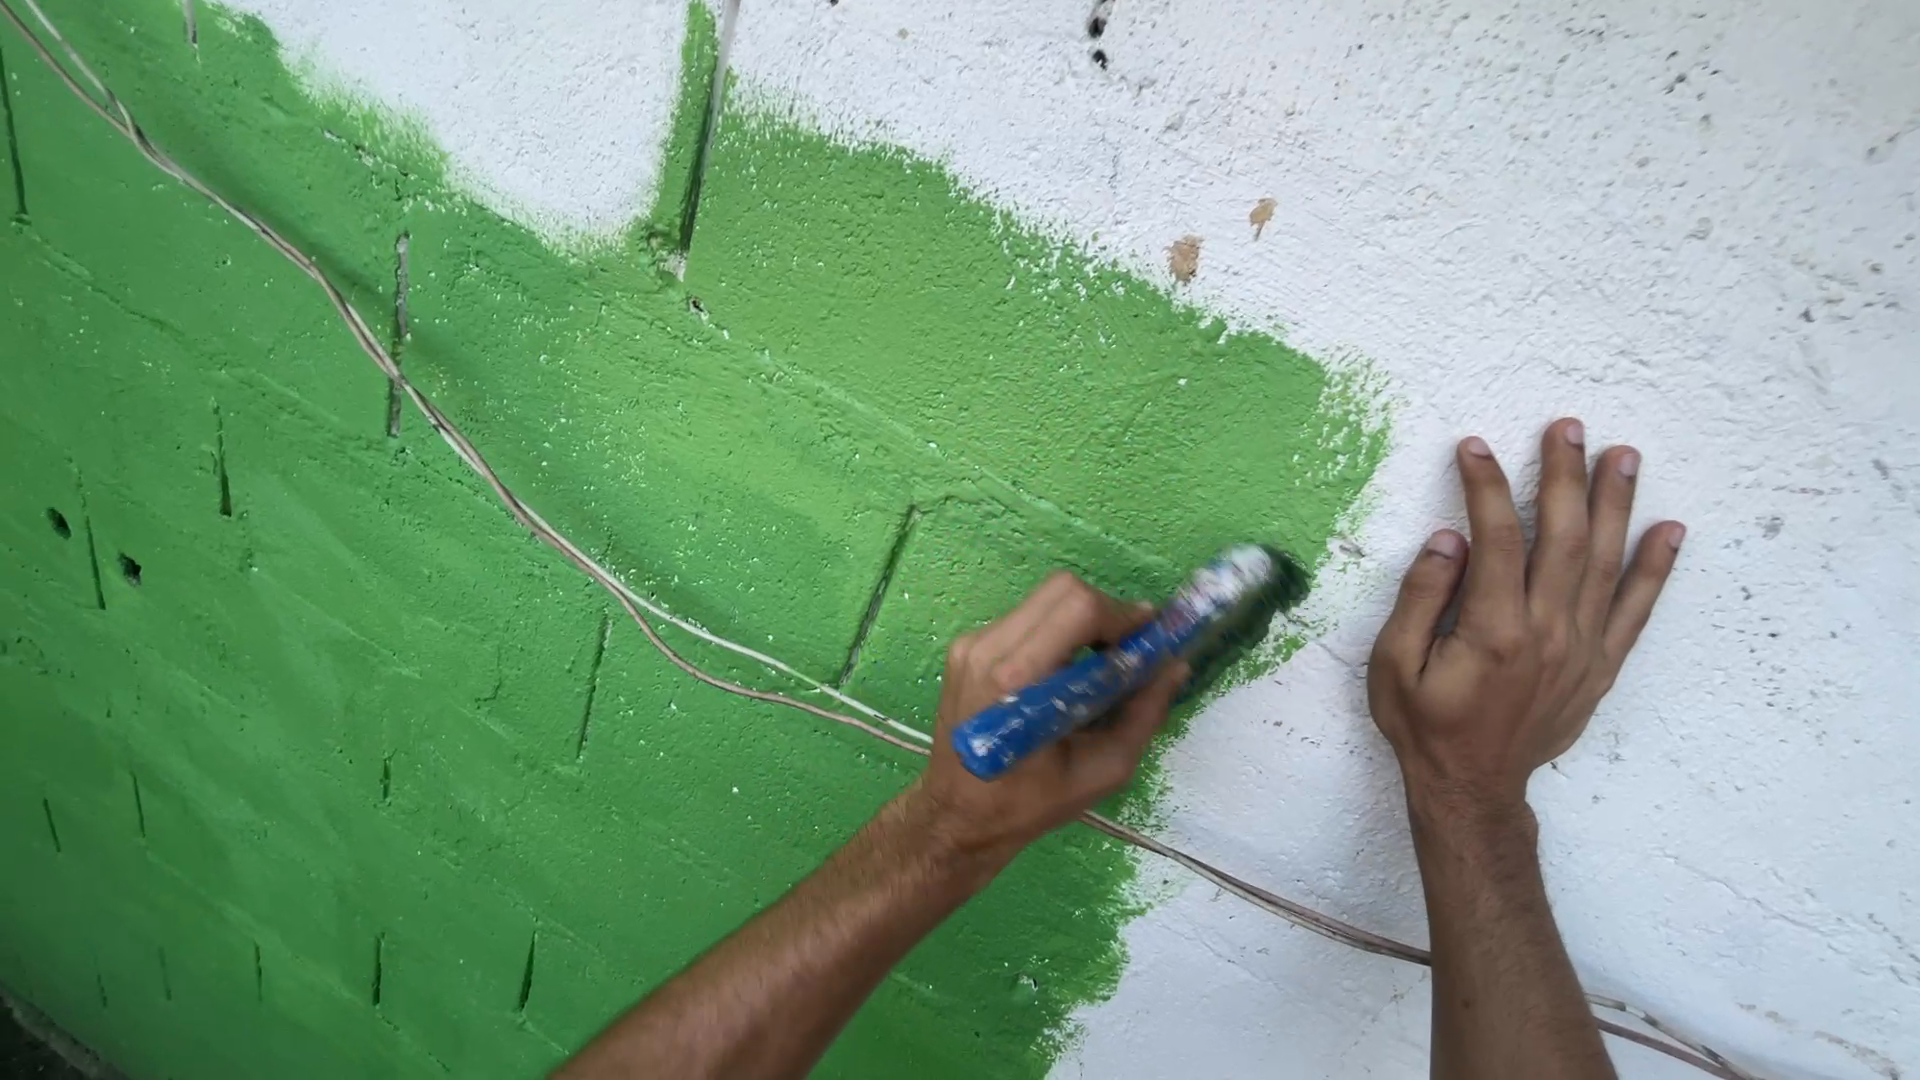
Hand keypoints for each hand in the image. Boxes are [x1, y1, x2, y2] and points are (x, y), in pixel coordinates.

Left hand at [910, 572, 1187, 862]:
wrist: (956, 813)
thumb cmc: (1029, 803)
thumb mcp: (1103, 770)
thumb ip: (1144, 712)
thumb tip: (1175, 663)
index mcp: (1017, 679)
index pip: (1079, 609)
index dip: (1122, 615)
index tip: (1149, 637)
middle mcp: (988, 648)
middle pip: (1062, 589)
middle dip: (1105, 612)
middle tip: (1126, 649)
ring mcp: (971, 643)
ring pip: (1043, 599)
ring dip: (1081, 620)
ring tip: (1097, 663)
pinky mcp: (965, 646)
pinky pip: (1023, 618)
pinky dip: (1054, 632)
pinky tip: (1062, 671)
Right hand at [1367, 418, 1685, 812]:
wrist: (1471, 784)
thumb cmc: (1421, 723)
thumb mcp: (1392, 664)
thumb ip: (1420, 599)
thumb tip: (1447, 541)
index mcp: (1493, 629)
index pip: (1497, 539)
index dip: (1485, 487)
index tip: (1474, 447)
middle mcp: (1548, 630)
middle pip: (1562, 538)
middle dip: (1563, 477)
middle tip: (1567, 429)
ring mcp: (1582, 647)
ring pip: (1604, 562)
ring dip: (1613, 505)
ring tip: (1622, 456)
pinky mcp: (1600, 663)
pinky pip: (1636, 608)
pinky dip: (1655, 567)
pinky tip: (1666, 531)